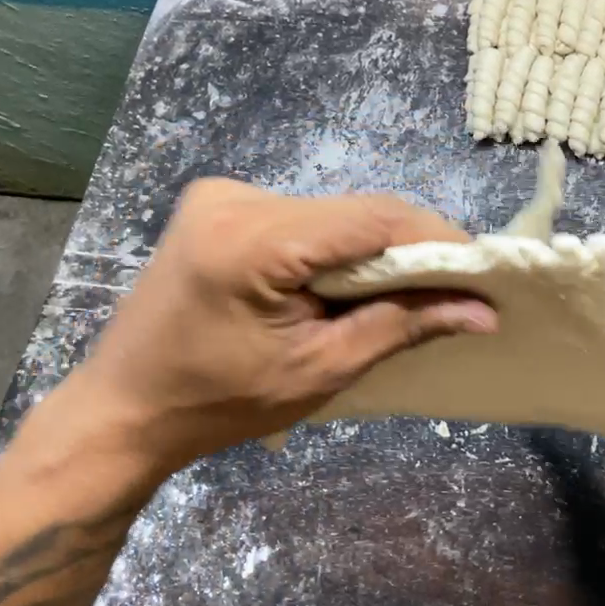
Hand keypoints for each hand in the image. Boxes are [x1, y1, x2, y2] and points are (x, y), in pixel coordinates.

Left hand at [57, 179, 495, 471]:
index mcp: (251, 240)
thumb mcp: (323, 369)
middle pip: (359, 211)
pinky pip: (311, 217)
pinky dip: (346, 245)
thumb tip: (482, 311)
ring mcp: (224, 195)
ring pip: (338, 212)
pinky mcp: (222, 204)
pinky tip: (356, 280)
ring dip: (382, 247)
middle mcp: (236, 198)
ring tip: (414, 288)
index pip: (374, 219)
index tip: (482, 271)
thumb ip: (405, 325)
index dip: (438, 239)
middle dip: (415, 246)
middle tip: (457, 286)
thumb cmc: (220, 404)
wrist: (122, 410)